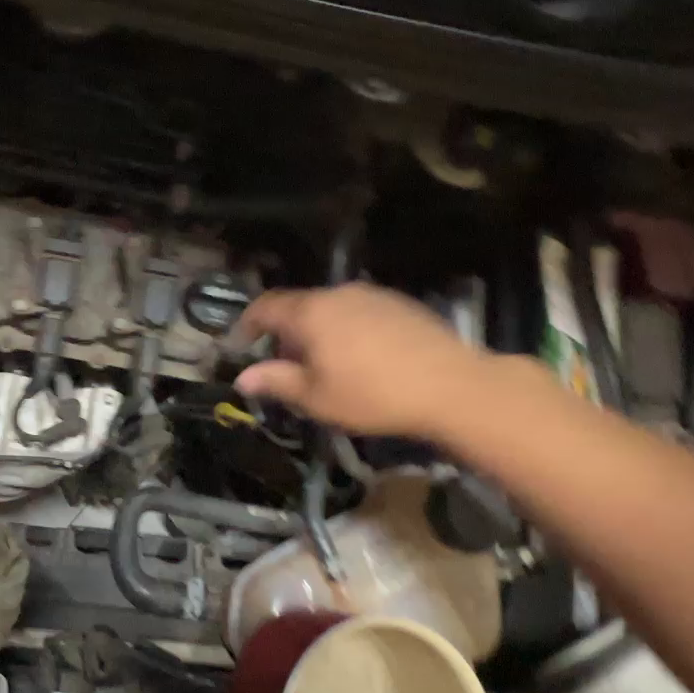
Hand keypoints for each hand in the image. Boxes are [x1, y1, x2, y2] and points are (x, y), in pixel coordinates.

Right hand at [232, 284, 498, 439]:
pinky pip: (358, 312)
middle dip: (285, 333)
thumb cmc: (374, 395)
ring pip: (330, 309)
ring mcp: (372, 295)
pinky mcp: (400, 304)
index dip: (247, 324)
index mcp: (311, 313)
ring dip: (317, 331)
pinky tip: (361, 359)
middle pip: (299, 306)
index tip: (240, 345)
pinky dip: (346, 330)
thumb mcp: (317, 398)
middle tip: (285, 366)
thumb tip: (243, 378)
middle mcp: (338, 294)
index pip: (265, 306)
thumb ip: (276, 382)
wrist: (453, 386)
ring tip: (325, 365)